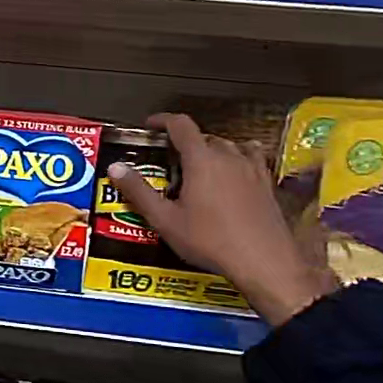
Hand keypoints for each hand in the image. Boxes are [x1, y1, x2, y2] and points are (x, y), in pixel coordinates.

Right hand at [108, 114, 338, 325]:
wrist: (263, 261)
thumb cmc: (210, 241)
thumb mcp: (166, 220)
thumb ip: (139, 192)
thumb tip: (115, 167)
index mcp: (201, 159)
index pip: (180, 125)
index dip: (163, 120)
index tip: (151, 126)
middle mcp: (228, 156)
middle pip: (203, 137)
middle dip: (184, 143)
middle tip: (170, 161)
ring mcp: (251, 168)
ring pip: (228, 146)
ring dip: (210, 151)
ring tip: (199, 168)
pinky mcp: (267, 182)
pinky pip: (251, 158)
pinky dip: (238, 157)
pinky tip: (237, 168)